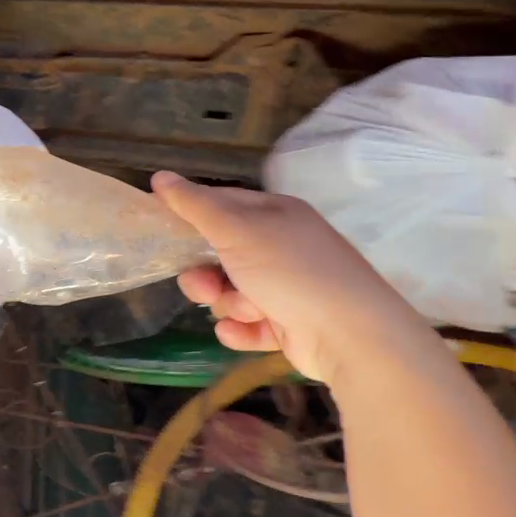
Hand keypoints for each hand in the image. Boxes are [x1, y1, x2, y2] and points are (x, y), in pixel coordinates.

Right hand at [153, 172, 436, 384]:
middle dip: (204, 272)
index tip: (164, 227)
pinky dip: (242, 328)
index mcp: (276, 215)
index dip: (190, 214)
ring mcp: (289, 287)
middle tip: (201, 285)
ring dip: (225, 302)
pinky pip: (248, 321)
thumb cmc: (292, 272)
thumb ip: (193, 203)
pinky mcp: (291, 324)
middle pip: (219, 251)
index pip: (220, 203)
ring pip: (229, 289)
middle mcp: (283, 246)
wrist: (356, 340)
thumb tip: (159, 176)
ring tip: (240, 311)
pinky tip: (244, 331)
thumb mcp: (235, 229)